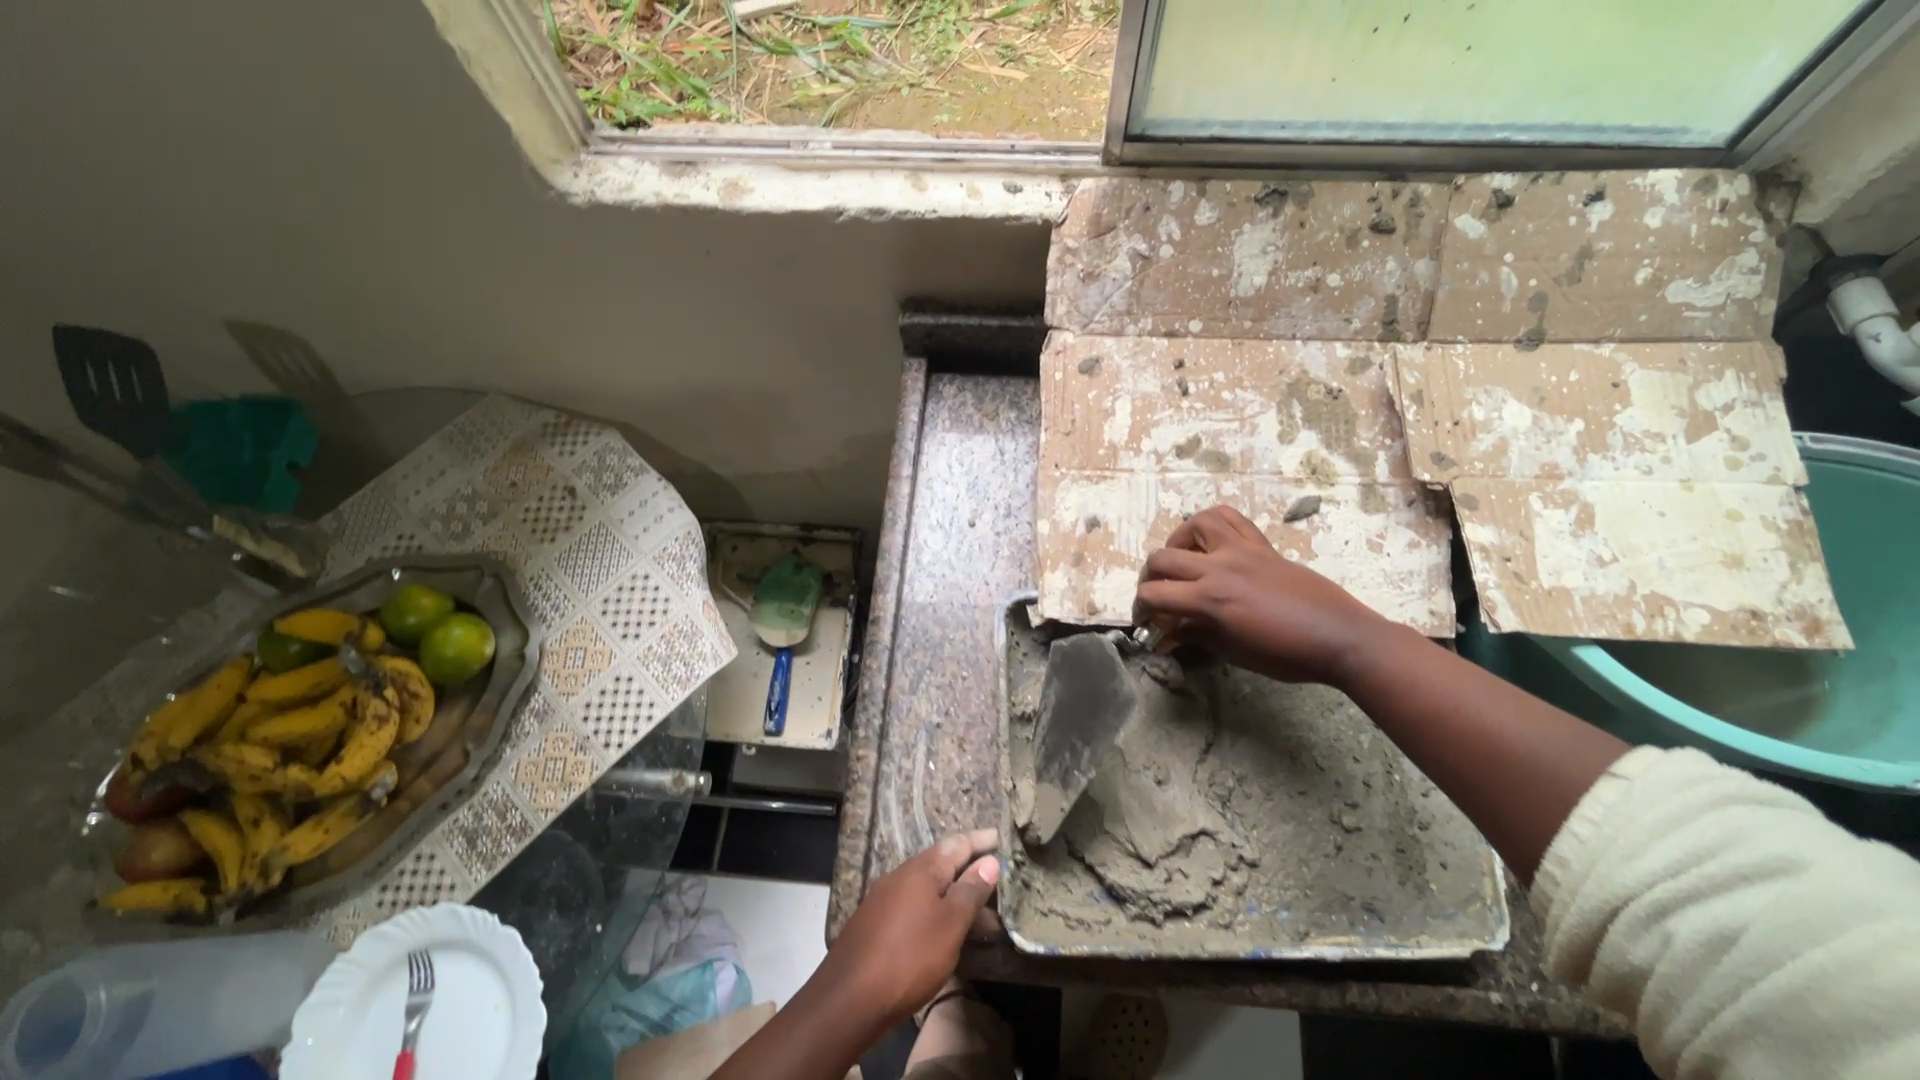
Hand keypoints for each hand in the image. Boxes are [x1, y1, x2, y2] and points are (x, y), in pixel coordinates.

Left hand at [812, 829, 1000, 1027]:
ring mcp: (886, 899)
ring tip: (988, 919)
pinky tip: (951, 933)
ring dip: (958, 897)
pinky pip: (917, 907)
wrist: (850, 998)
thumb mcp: (950, 924)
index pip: (957, 843)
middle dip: (972, 871)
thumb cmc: (910, 956)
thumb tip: (989, 861)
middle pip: (943, 863)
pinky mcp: (878, 923)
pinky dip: (940, 913)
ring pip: (931, 889)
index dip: (981, 840)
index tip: (1002, 836)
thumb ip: (971, 891)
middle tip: (1001, 879)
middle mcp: (902, 876)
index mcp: (921, 869)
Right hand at [1134, 505, 1390, 684]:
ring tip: (1183, 559)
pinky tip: (1212, 543)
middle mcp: (1220, 567)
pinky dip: (1214, 524)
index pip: (1154, 595)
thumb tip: (1166, 635)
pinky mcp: (1263, 546)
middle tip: (1157, 596)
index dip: (1141, 610)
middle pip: (1162, 558)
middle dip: (1150, 579)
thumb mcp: (1233, 652)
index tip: (1145, 623)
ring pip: (1196, 523)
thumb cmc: (1286, 655)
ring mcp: (1243, 551)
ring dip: (1179, 540)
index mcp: (1210, 600)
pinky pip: (1232, 518)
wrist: (1338, 637)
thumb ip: (1195, 636)